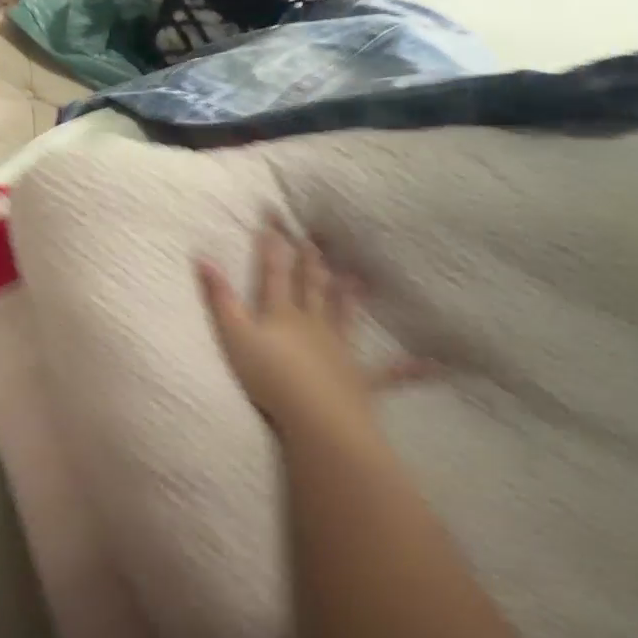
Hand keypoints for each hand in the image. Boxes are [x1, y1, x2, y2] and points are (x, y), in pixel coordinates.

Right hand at [195, 220, 431, 439]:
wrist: (317, 417)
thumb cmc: (268, 376)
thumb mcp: (232, 334)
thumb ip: (219, 298)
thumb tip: (203, 258)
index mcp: (282, 313)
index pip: (274, 272)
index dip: (272, 246)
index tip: (273, 220)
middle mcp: (314, 324)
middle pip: (312, 287)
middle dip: (311, 262)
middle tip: (315, 240)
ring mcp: (340, 351)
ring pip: (345, 317)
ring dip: (350, 297)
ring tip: (358, 278)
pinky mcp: (360, 379)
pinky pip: (390, 373)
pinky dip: (410, 369)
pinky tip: (434, 365)